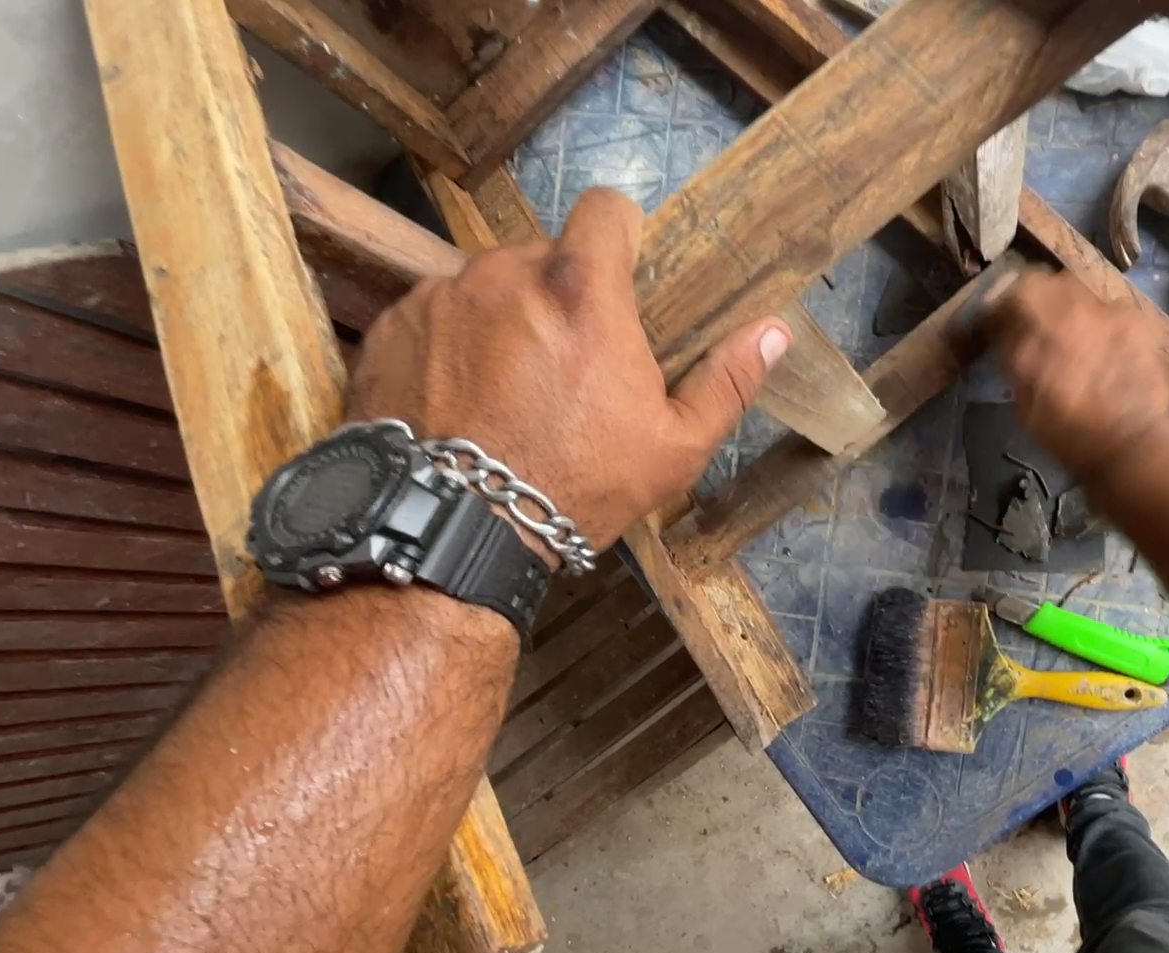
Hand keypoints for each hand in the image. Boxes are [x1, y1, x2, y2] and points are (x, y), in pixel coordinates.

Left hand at [346, 189, 791, 552]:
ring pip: (490, 284)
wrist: (457, 528)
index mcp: (582, 290)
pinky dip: (455, 342)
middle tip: (569, 367)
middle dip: (564, 296)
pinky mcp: (393, 324)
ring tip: (511, 390)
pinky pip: (438, 312)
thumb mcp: (675, 447)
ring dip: (508, 318)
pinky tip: (462, 399)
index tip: (624, 275)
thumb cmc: (580, 485)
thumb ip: (727, 381)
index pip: (606, 208)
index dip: (622, 235)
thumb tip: (774, 331)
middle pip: (548, 257)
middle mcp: (506, 272)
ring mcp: (442, 295)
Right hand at [970, 270, 1168, 476]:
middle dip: (1031, 296)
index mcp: (1030, 342)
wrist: (1130, 444)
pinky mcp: (1137, 319)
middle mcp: (1066, 317)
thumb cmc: (1069, 436)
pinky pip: (1108, 307)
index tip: (996, 320)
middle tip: (1030, 315)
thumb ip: (1016, 364)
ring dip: (1064, 301)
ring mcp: (1105, 313)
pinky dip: (1098, 318)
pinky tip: (1101, 340)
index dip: (998, 308)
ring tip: (1067, 325)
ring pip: (1075, 287)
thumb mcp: (1024, 406)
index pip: (1005, 303)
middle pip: (1040, 282)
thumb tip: (1012, 343)